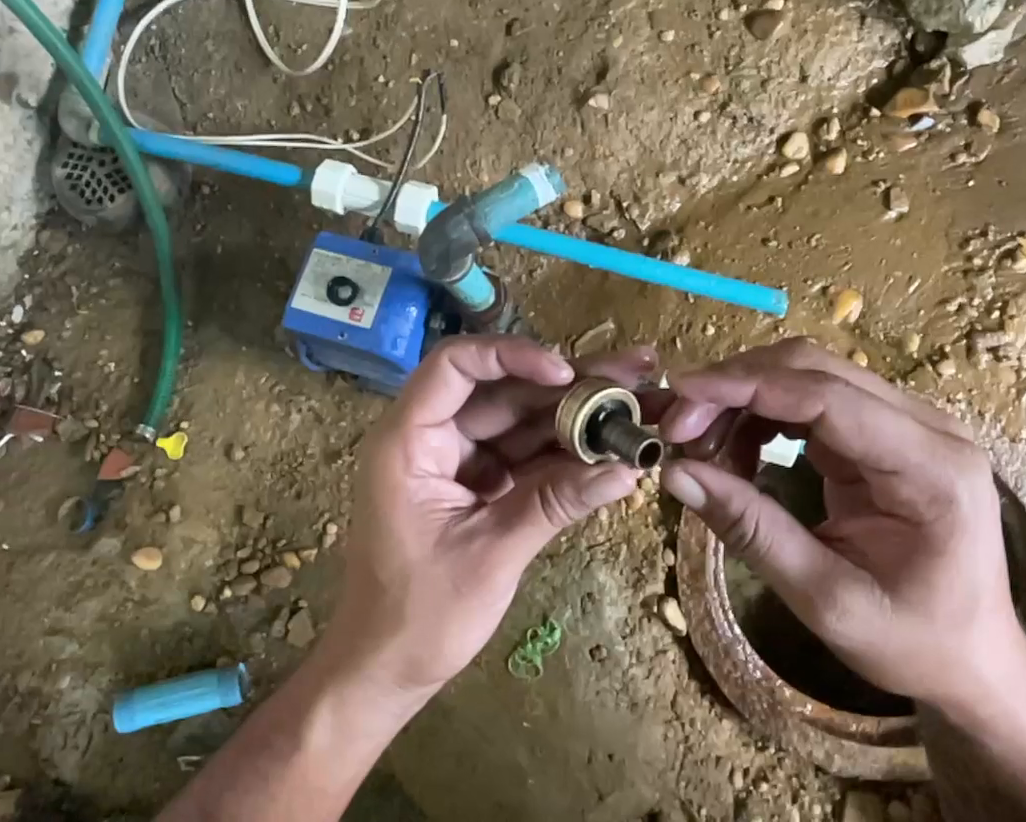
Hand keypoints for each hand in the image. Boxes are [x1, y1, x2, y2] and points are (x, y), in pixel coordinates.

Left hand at [319, 335, 653, 701]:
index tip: (568, 374)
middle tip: (635, 371)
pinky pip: (525, 455)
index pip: (455, 367)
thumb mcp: (491, 555)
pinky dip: (565, 451)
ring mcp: (458, 460)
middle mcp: (432, 437)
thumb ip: (555, 504)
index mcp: (409, 441)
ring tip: (639, 398)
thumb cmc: (420, 615)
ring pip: (521, 421)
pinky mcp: (478, 484)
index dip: (512, 356)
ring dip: (576, 412)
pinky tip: (612, 442)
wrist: (386, 668)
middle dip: (568, 383)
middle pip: (503, 391)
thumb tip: (627, 469)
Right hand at [657, 339, 1025, 715]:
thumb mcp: (826, 599)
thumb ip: (752, 530)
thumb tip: (674, 473)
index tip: (680, 396)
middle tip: (675, 429)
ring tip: (699, 447)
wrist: (971, 662)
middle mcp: (927, 427)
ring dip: (742, 400)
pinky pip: (809, 401)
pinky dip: (761, 416)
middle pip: (813, 369)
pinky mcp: (884, 433)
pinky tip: (733, 452)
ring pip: (806, 375)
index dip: (745, 386)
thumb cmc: (913, 642)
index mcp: (931, 467)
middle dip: (734, 387)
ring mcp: (907, 424)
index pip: (826, 396)